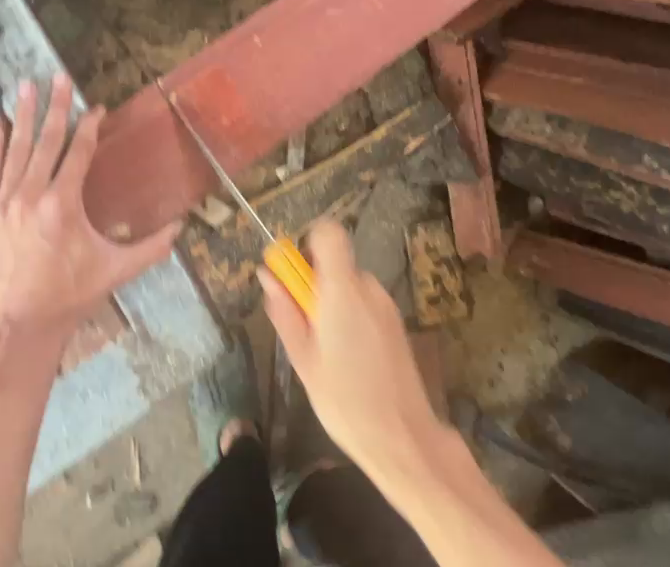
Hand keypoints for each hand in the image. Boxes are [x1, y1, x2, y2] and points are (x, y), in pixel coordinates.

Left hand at [0, 76, 180, 337]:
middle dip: (55, 107)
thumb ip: (151, 247)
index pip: (78, 154)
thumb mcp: (116, 270)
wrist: (20, 327)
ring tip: (26, 87)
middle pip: (45, 142)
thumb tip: (182, 228)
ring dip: (22, 118)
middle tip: (58, 77)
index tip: (96, 108)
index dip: (89, 128)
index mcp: (63, 206)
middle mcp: (30, 197)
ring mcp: (1, 206)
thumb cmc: (72, 296)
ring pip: (15, 152)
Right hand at [260, 220, 449, 483]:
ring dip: (332, 305)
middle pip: (336, 264)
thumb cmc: (343, 399)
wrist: (401, 437)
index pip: (329, 234)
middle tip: (304, 329)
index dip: (309, 243)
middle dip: (315, 286)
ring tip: (326, 352)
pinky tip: (348, 358)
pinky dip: (350, 318)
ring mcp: (387, 305)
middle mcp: (369, 288)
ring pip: (350, 286)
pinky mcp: (397, 323)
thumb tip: (268, 275)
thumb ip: (285, 312)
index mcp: (343, 290)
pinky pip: (365, 304)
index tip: (295, 274)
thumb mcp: (303, 359)